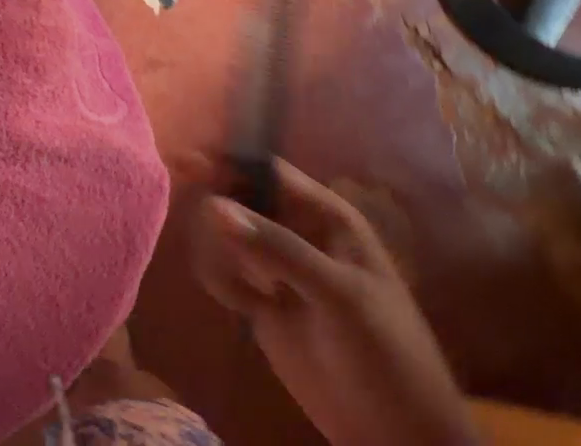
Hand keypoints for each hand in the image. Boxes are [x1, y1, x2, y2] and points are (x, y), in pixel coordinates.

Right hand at [190, 159, 478, 445]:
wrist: (395, 432)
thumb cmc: (384, 352)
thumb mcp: (337, 294)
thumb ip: (275, 247)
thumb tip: (210, 204)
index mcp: (327, 218)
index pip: (268, 172)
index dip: (228, 162)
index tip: (185, 161)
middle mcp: (298, 234)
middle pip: (241, 199)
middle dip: (215, 203)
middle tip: (198, 222)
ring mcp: (278, 270)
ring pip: (227, 235)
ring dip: (217, 247)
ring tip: (241, 281)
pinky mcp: (263, 305)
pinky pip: (224, 275)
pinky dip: (218, 279)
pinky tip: (235, 302)